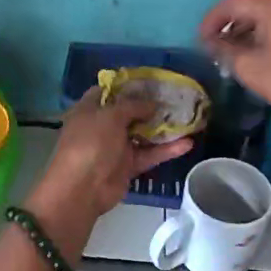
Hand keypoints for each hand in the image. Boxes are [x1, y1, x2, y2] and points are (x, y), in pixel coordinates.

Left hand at [29, 87, 193, 225]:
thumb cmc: (91, 143)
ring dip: (163, 128)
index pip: (105, 92)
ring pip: (142, 134)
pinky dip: (167, 150)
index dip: (125, 85)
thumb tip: (153, 104)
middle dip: (150, 106)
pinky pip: (149, 154)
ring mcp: (115, 147)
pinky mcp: (128, 166)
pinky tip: (188, 143)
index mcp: (89, 110)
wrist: (82, 189)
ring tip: (187, 118)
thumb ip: (133, 106)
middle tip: (175, 98)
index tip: (149, 81)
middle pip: (128, 113)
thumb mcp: (110, 116)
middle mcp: (102, 127)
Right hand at [199, 0, 270, 125]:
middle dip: (226, 26)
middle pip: (247, 6)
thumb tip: (209, 42)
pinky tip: (248, 54)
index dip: (211, 21)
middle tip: (211, 48)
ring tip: (227, 55)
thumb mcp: (248, 66)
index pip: (232, 3)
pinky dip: (258, 35)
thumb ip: (223, 49)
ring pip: (260, 15)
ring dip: (241, 32)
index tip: (199, 41)